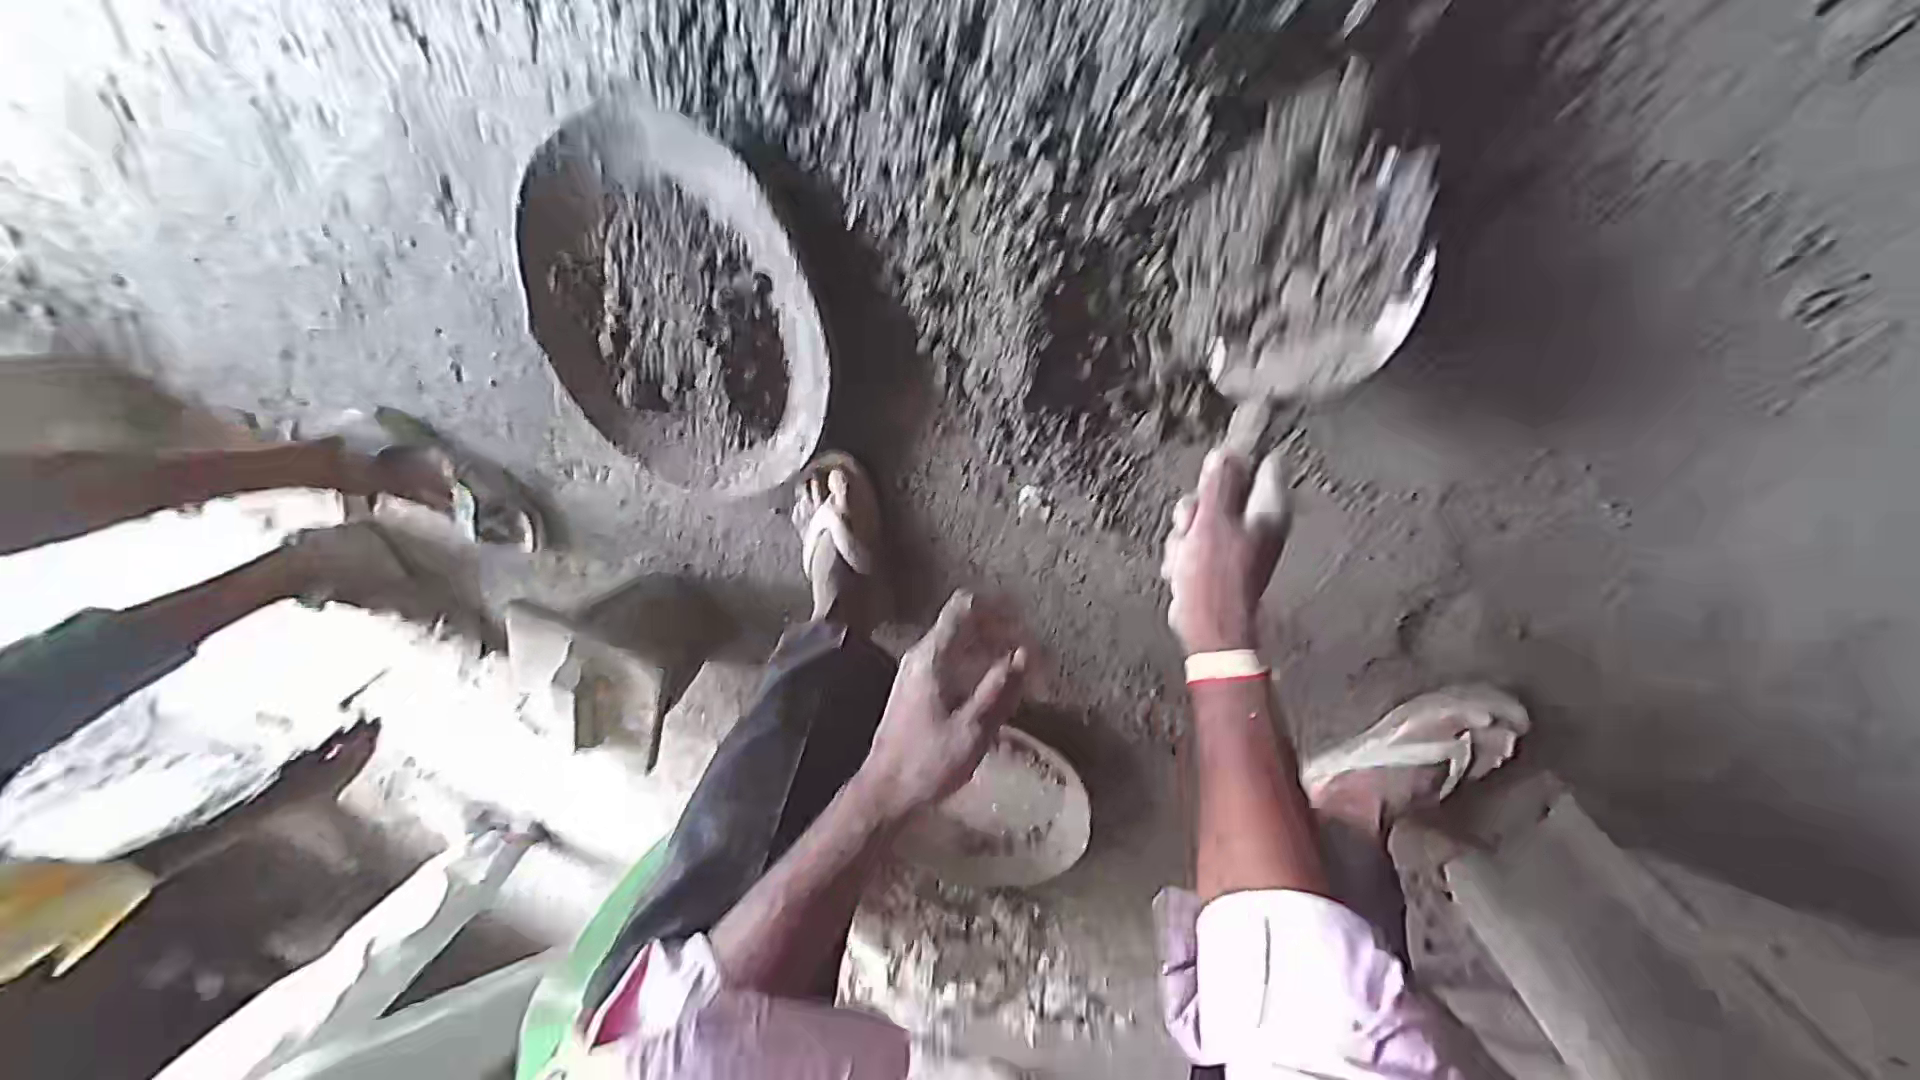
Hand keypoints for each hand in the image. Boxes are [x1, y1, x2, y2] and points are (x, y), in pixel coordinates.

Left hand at [857, 590, 1028, 820]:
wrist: (886, 791)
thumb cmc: (927, 762)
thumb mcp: (972, 729)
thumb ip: (1000, 688)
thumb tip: (1025, 654)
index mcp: (932, 657)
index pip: (965, 608)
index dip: (999, 608)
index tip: (1026, 623)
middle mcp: (923, 656)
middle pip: (968, 624)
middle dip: (1004, 633)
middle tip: (1034, 656)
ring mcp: (919, 671)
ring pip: (964, 644)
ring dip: (995, 652)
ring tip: (1025, 675)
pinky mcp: (921, 689)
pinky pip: (956, 663)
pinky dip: (981, 668)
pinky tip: (1001, 691)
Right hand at [1162, 448, 1290, 652]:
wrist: (1207, 627)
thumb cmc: (1215, 577)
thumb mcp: (1211, 522)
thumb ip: (1219, 484)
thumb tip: (1226, 452)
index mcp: (1269, 510)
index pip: (1262, 465)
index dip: (1233, 463)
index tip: (1210, 475)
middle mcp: (1259, 524)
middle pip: (1224, 491)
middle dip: (1197, 506)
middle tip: (1191, 524)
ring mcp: (1239, 543)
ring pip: (1203, 517)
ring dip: (1185, 532)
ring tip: (1184, 555)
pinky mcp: (1220, 560)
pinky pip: (1196, 541)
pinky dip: (1184, 552)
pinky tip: (1181, 568)